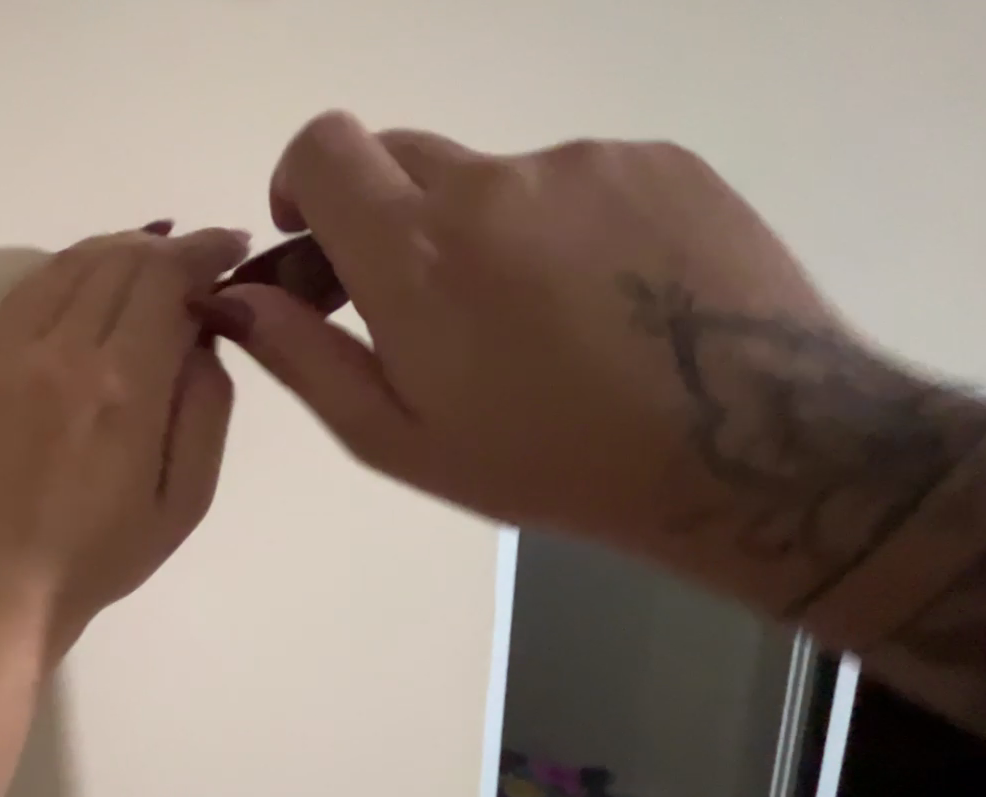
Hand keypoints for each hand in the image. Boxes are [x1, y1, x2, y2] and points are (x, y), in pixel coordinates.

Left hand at [0, 223, 250, 655]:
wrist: (2, 583)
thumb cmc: (103, 555)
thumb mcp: (186, 499)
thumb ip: (207, 407)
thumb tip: (204, 335)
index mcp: (125, 386)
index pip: (169, 278)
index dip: (206, 250)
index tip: (232, 248)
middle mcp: (65, 353)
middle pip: (123, 259)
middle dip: (171, 247)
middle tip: (200, 260)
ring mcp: (14, 353)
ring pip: (73, 262)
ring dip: (121, 247)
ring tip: (152, 259)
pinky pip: (27, 288)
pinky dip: (66, 266)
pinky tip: (90, 274)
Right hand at [201, 110, 846, 552]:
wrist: (748, 449)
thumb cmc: (537, 459)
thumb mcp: (390, 435)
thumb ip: (300, 356)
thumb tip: (236, 299)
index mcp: (414, 253)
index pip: (323, 147)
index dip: (300, 180)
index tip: (314, 237)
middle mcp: (491, 182)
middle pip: (398, 155)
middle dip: (378, 218)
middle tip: (412, 304)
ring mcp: (582, 163)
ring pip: (484, 178)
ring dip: (472, 234)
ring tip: (523, 322)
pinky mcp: (658, 161)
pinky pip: (564, 180)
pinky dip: (548, 228)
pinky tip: (590, 300)